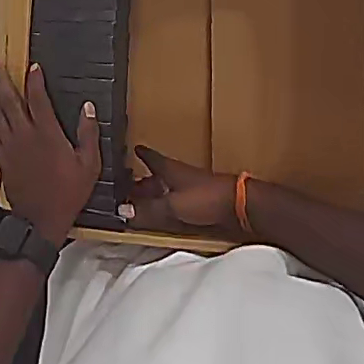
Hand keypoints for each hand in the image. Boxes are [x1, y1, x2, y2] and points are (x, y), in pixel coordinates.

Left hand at [0, 64, 99, 241]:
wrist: (42, 219)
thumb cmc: (67, 192)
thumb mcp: (89, 163)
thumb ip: (88, 133)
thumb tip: (88, 109)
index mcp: (47, 133)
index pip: (37, 98)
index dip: (34, 80)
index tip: (33, 67)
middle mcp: (25, 135)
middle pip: (9, 101)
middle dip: (4, 81)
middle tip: (0, 67)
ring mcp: (10, 147)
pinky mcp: (1, 159)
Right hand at [120, 145, 239, 233]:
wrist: (241, 207)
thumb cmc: (206, 198)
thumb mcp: (172, 205)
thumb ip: (148, 210)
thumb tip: (122, 211)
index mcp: (171, 170)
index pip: (153, 158)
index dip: (143, 154)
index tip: (136, 148)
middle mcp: (181, 177)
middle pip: (158, 176)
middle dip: (145, 181)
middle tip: (131, 186)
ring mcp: (193, 190)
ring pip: (169, 189)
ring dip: (157, 195)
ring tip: (144, 202)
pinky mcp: (203, 204)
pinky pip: (179, 203)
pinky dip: (169, 207)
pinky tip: (166, 215)